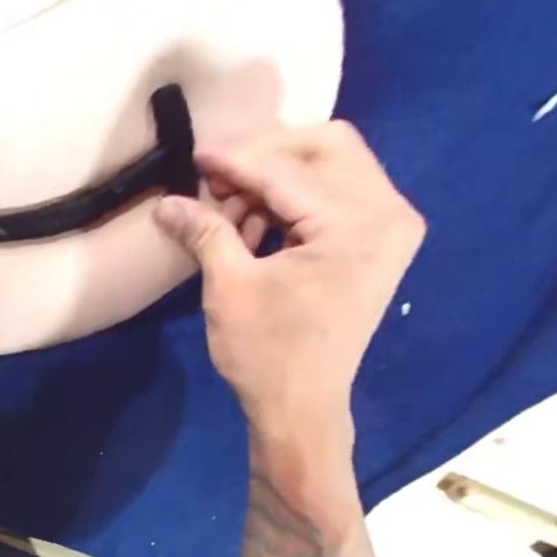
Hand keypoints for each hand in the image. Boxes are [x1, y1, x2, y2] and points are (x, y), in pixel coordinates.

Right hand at [154, 122, 423, 449]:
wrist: (302, 409)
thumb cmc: (266, 354)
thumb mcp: (229, 287)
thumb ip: (204, 232)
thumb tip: (166, 202)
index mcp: (358, 224)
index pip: (288, 170)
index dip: (235, 160)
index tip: (195, 156)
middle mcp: (389, 213)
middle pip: (325, 147)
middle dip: (264, 159)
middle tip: (218, 185)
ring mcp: (390, 227)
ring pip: (331, 167)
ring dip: (275, 183)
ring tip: (233, 221)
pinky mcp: (378, 243)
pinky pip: (335, 195)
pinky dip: (293, 202)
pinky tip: (257, 231)